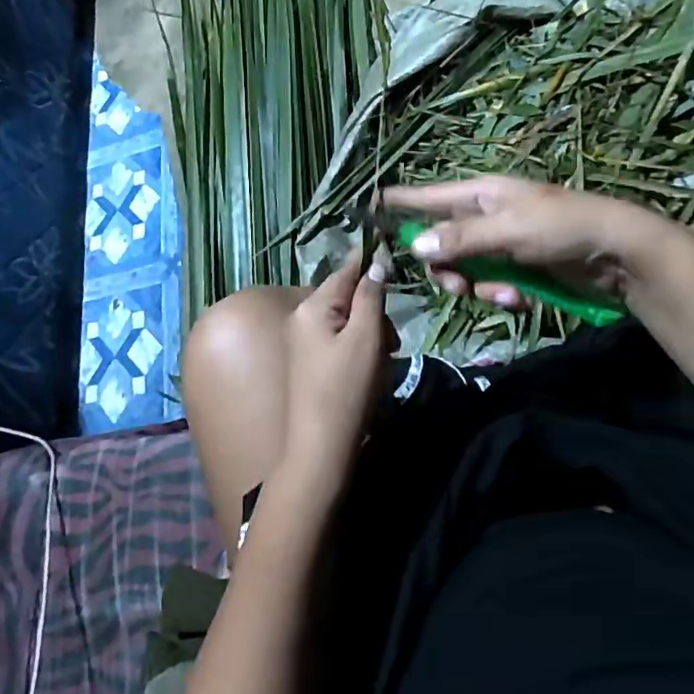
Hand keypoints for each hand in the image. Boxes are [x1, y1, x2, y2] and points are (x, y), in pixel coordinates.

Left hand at [281, 248, 389, 469]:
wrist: (320, 447)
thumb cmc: (346, 389)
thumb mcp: (366, 338)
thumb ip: (371, 297)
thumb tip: (376, 263)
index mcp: (312, 306)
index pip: (345, 270)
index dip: (369, 260)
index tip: (389, 246)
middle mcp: (301, 317)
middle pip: (347, 297)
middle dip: (374, 312)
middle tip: (392, 341)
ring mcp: (302, 341)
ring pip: (346, 320)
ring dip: (370, 333)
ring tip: (383, 361)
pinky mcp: (308, 362)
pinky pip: (339, 341)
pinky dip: (358, 348)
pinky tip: (370, 371)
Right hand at [381, 175, 680, 308]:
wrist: (618, 252)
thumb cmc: (561, 227)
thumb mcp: (508, 230)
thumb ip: (460, 239)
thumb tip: (414, 246)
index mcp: (478, 194)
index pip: (426, 196)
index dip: (397, 203)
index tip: (366, 208)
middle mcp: (483, 216)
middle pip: (438, 244)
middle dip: (447, 269)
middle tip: (459, 286)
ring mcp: (499, 244)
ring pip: (463, 270)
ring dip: (479, 288)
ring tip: (506, 296)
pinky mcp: (516, 268)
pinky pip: (490, 284)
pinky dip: (501, 295)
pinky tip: (522, 299)